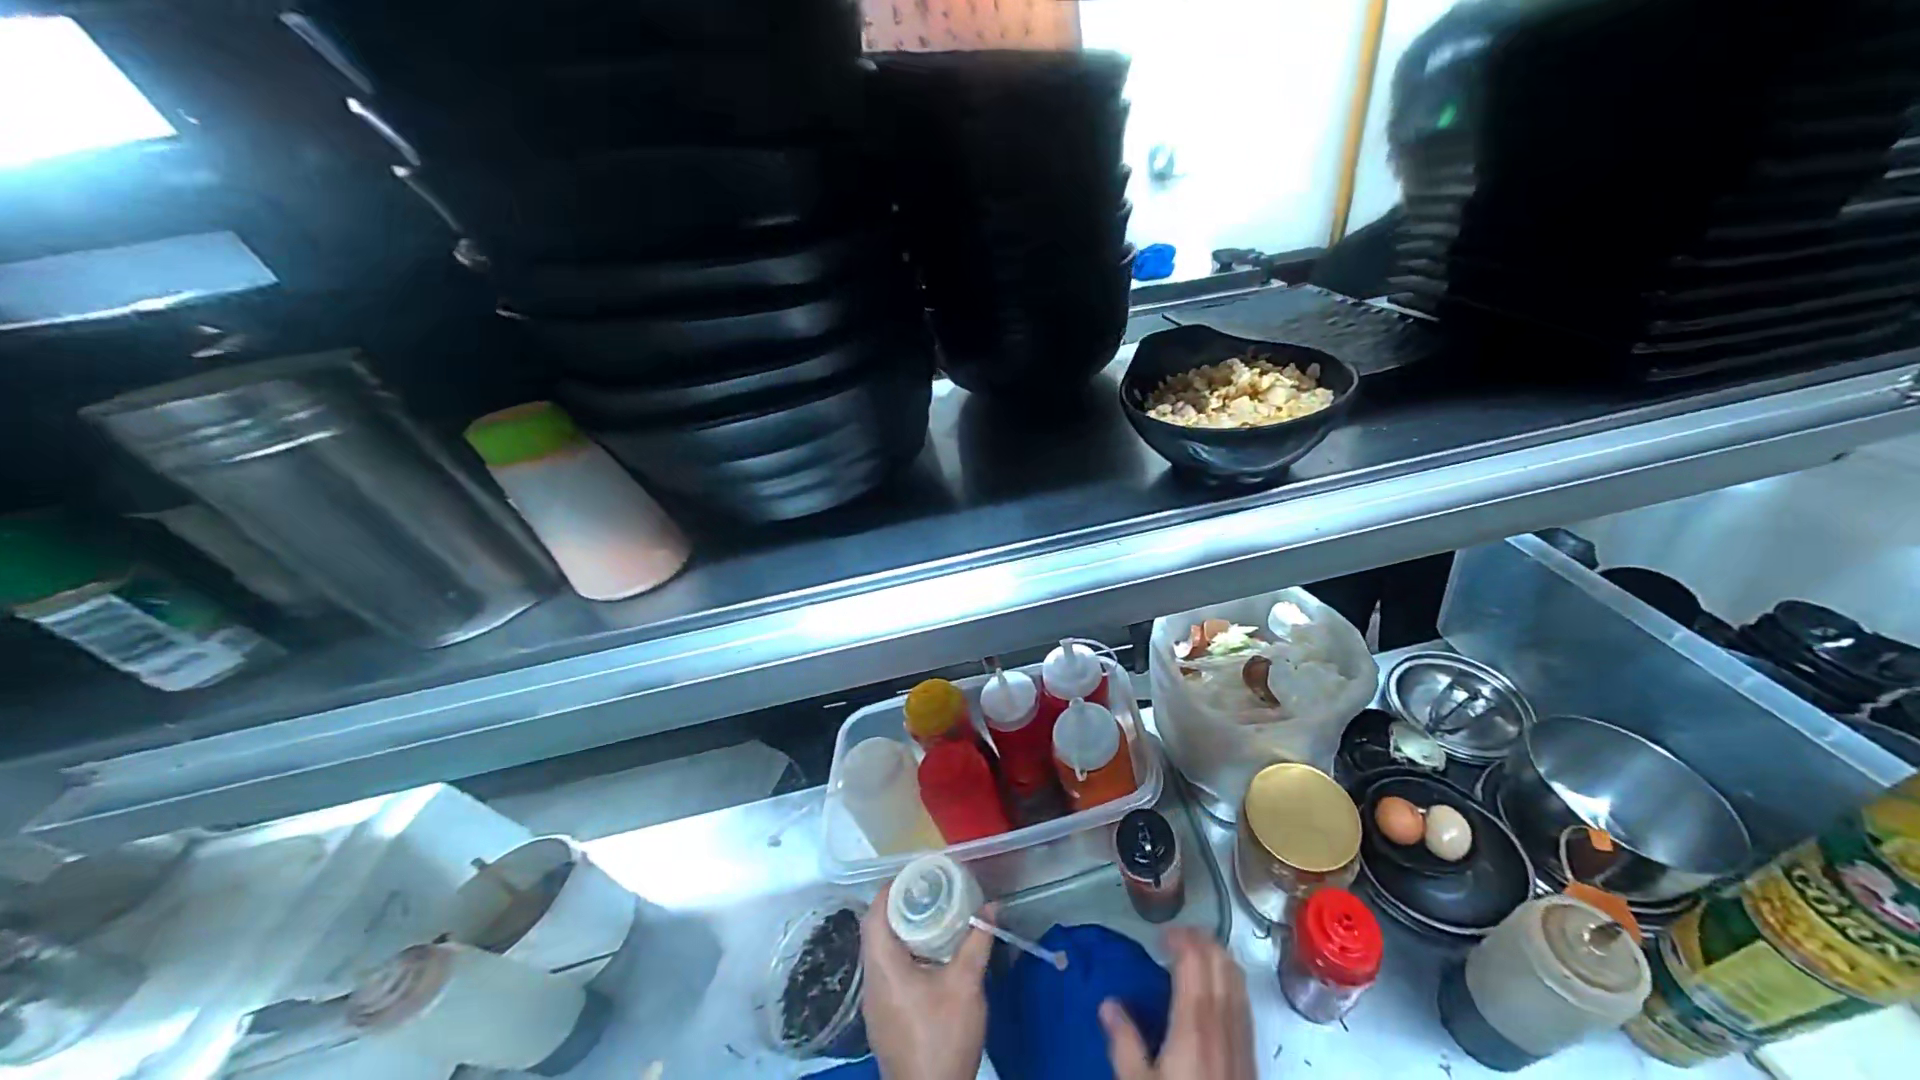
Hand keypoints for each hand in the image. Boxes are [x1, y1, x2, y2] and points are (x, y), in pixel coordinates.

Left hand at [860, 882, 993, 1079]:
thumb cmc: (943, 1036)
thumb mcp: (966, 985)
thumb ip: (977, 942)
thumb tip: (990, 907)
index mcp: (883, 967)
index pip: (873, 916)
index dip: (890, 890)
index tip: (914, 876)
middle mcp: (872, 981)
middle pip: (875, 932)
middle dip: (899, 908)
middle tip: (928, 892)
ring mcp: (875, 1002)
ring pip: (881, 953)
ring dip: (901, 932)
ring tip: (930, 917)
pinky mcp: (884, 1017)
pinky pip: (887, 972)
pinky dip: (903, 955)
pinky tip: (928, 957)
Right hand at [1101, 927, 1254, 1079]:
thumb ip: (1124, 1042)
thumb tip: (1108, 1004)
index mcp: (1194, 1025)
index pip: (1195, 963)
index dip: (1182, 939)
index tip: (1161, 936)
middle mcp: (1223, 1025)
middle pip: (1222, 965)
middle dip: (1202, 941)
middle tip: (1176, 938)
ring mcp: (1242, 1041)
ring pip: (1238, 982)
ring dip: (1219, 958)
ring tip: (1196, 954)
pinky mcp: (1251, 1058)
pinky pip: (1244, 1004)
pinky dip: (1230, 982)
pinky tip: (1216, 991)